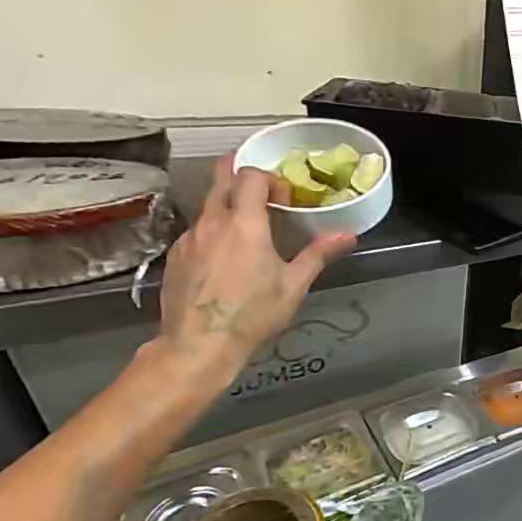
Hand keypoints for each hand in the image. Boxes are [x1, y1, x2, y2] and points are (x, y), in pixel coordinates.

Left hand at [155, 155, 355, 375]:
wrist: (199, 346)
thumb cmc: (251, 316)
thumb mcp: (292, 286)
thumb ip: (318, 254)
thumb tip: (348, 235)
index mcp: (244, 222)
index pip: (250, 174)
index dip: (268, 179)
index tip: (282, 202)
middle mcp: (212, 221)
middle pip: (220, 178)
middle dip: (240, 177)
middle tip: (259, 197)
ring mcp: (188, 238)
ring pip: (206, 208)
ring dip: (225, 210)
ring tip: (242, 238)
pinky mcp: (173, 257)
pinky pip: (194, 234)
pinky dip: (209, 236)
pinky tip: (220, 265)